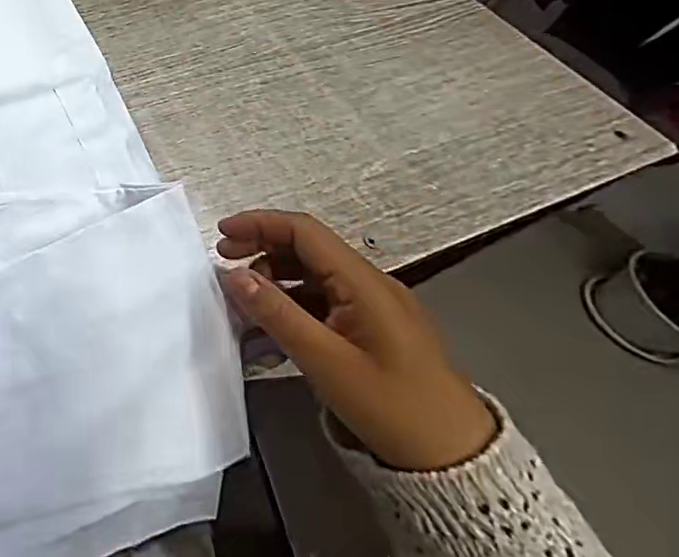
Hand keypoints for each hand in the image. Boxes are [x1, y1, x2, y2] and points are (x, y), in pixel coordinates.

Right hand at [217, 211, 497, 470]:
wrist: (455, 455)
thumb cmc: (393, 408)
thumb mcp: (327, 363)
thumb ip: (279, 315)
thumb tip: (234, 276)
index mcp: (362, 280)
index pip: (304, 231)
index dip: (260, 224)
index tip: (223, 233)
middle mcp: (368, 282)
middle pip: (307, 249)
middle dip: (263, 249)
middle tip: (224, 261)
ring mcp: (372, 305)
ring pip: (314, 277)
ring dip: (276, 281)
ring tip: (242, 302)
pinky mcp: (373, 327)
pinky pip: (326, 303)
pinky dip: (295, 307)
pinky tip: (273, 330)